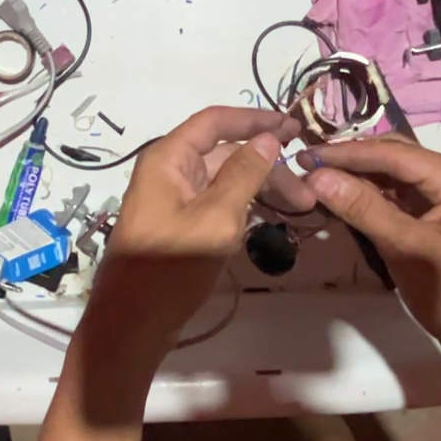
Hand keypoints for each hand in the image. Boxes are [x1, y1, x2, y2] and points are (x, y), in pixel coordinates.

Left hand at [82, 107, 311, 354]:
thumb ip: (244, 174)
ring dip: (260, 188)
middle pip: (224, 153)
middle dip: (267, 166)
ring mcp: (173, 199)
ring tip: (299, 208)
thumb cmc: (172, 266)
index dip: (255, 120)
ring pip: (223, 180)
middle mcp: (169, 171)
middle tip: (307, 192)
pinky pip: (216, 202)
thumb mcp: (217, 218)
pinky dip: (243, 206)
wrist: (133, 321)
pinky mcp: (179, 224)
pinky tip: (269, 219)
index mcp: (169, 158)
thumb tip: (266, 139)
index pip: (215, 121)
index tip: (294, 127)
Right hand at [303, 138, 440, 372]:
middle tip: (304, 167)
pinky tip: (337, 203)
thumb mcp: (407, 248)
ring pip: (390, 180)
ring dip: (354, 180)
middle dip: (350, 162)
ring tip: (313, 182)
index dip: (347, 153)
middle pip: (392, 159)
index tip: (304, 156)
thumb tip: (316, 177)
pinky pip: (393, 202)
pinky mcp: (431, 223)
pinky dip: (365, 201)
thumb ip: (363, 208)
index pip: (393, 153)